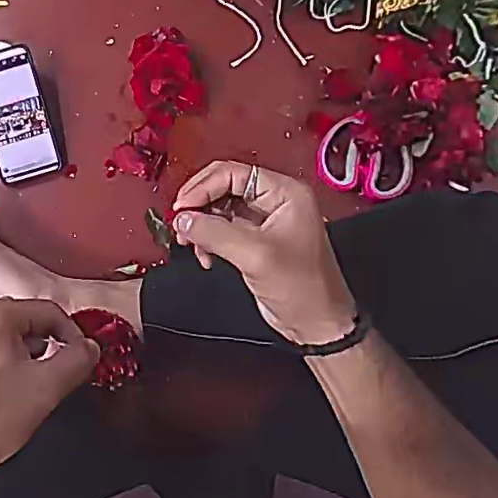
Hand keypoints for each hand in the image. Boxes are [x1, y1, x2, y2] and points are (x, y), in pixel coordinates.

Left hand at [0, 299, 99, 496]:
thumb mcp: (48, 385)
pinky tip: (20, 396)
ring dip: (37, 361)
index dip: (74, 334)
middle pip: (34, 323)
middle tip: (68, 371)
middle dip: (55, 347)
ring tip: (42, 388)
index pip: (51, 311)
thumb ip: (78, 359)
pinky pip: (0, 356)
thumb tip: (90, 348)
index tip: (84, 353)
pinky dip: (17, 370)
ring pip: (18, 341)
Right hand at [172, 161, 356, 345]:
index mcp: (285, 193)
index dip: (203, 187)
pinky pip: (222, 228)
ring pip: (220, 208)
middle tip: (180, 221)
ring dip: (201, 224)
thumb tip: (183, 219)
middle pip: (224, 187)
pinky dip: (208, 239)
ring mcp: (265, 220)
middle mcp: (276, 201)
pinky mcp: (256, 240)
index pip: (234, 173)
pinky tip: (204, 254)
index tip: (182, 207)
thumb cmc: (305, 289)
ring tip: (189, 241)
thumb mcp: (255, 256)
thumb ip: (215, 233)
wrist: (317, 324)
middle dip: (199, 204)